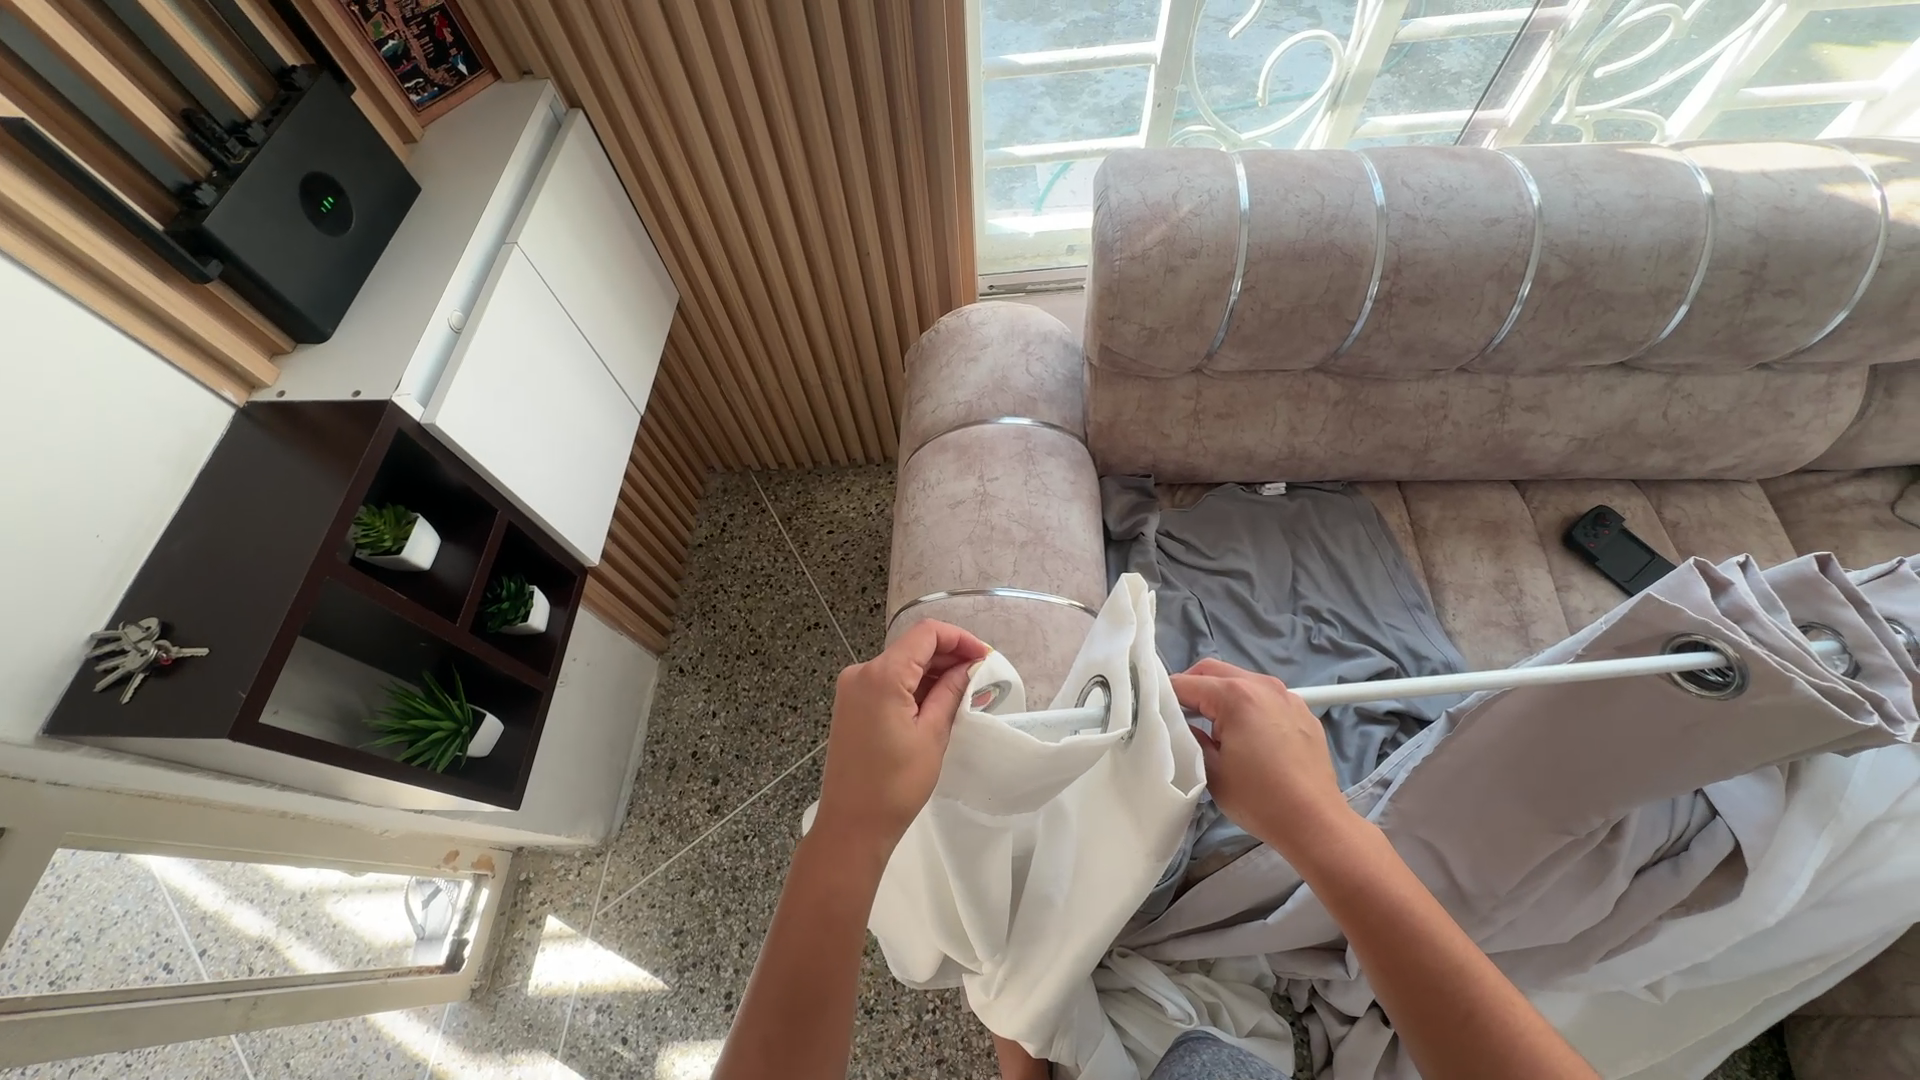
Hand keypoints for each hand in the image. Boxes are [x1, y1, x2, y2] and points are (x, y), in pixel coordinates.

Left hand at [814, 620, 990, 856]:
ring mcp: (852, 688)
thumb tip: (968, 667)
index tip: (985, 657)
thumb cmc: (896, 784)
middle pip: (912, 646)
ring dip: (932, 671)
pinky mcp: (850, 704)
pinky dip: (913, 685)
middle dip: (948, 655)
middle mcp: (861, 671)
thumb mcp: (932, 734)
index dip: (960, 639)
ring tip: (963, 691)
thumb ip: (950, 692)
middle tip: (980, 676)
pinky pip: (887, 681)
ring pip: (901, 664)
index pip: (926, 634)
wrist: (851, 825)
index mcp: (882, 674)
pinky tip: (936, 702)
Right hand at [1171, 657, 1352, 858]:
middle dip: (1190, 686)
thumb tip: (1185, 726)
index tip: (1153, 711)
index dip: (1163, 695)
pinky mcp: (1302, 712)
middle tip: (1178, 714)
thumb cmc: (1260, 799)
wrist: (1316, 823)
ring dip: (1219, 693)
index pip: (1186, 683)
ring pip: (1240, 679)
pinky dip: (1247, 704)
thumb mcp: (1211, 770)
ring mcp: (1287, 696)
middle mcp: (1262, 686)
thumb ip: (1190, 738)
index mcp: (1236, 696)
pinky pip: (1264, 696)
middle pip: (1212, 670)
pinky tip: (1246, 734)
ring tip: (1212, 725)